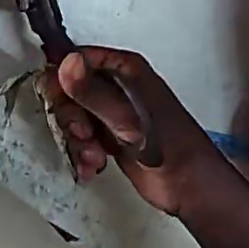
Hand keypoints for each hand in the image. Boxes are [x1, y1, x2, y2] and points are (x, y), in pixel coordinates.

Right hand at [41, 48, 234, 216]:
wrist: (189, 188)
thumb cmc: (170, 147)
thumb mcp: (126, 119)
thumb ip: (92, 92)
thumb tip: (66, 65)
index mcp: (124, 69)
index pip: (77, 59)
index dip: (62, 78)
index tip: (59, 99)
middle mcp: (115, 85)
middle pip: (68, 89)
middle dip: (71, 116)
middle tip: (83, 133)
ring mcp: (110, 110)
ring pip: (71, 115)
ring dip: (77, 140)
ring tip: (93, 155)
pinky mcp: (107, 134)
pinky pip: (79, 137)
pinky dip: (81, 152)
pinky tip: (93, 165)